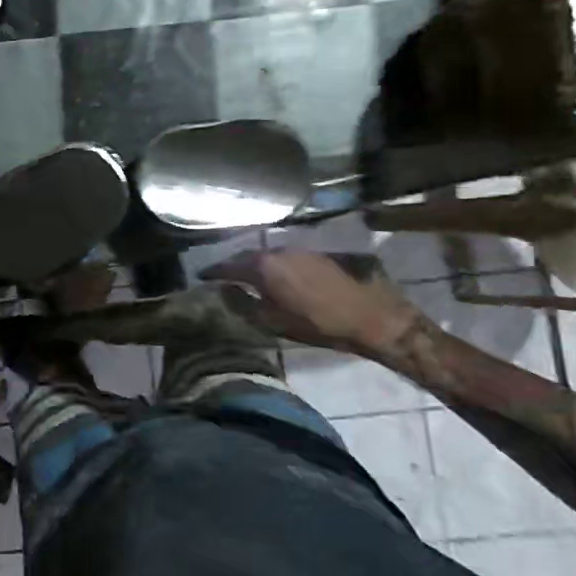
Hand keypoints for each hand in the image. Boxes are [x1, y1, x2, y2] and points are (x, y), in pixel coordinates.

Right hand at [200, 248, 422, 357]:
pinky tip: (279, 277)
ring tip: (249, 276)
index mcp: (264, 267)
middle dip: (234, 265)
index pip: (228, 266)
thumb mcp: (273, 322)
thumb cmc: (318, 324)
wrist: (374, 318)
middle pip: (248, 255)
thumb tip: (223, 291)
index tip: (201, 276)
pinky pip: (287, 257)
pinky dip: (276, 264)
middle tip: (223, 276)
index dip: (212, 272)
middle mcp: (279, 252)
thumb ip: (243, 305)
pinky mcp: (320, 255)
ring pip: (269, 255)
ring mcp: (302, 250)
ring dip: (257, 264)